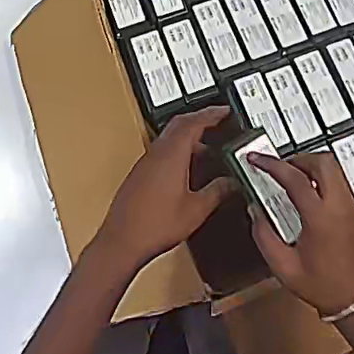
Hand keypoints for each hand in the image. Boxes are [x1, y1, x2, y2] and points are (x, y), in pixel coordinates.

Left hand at [93, 107, 233, 270]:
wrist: (122, 242)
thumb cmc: (153, 226)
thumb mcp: (197, 209)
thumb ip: (218, 191)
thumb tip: (231, 183)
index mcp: (171, 155)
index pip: (193, 122)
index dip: (211, 113)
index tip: (223, 110)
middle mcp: (156, 154)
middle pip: (179, 124)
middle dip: (200, 119)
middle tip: (217, 121)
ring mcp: (146, 164)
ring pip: (169, 138)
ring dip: (189, 136)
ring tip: (208, 148)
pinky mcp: (140, 175)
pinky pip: (161, 152)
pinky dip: (178, 150)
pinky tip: (187, 169)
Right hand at [247, 151, 353, 315]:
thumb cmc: (321, 285)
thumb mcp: (283, 266)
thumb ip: (264, 236)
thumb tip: (255, 211)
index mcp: (320, 218)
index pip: (295, 178)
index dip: (272, 165)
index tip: (256, 159)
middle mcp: (339, 205)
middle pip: (322, 162)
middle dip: (297, 159)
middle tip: (279, 168)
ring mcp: (351, 205)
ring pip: (333, 167)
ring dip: (311, 165)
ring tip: (291, 178)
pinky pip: (338, 180)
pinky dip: (321, 176)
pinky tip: (307, 191)